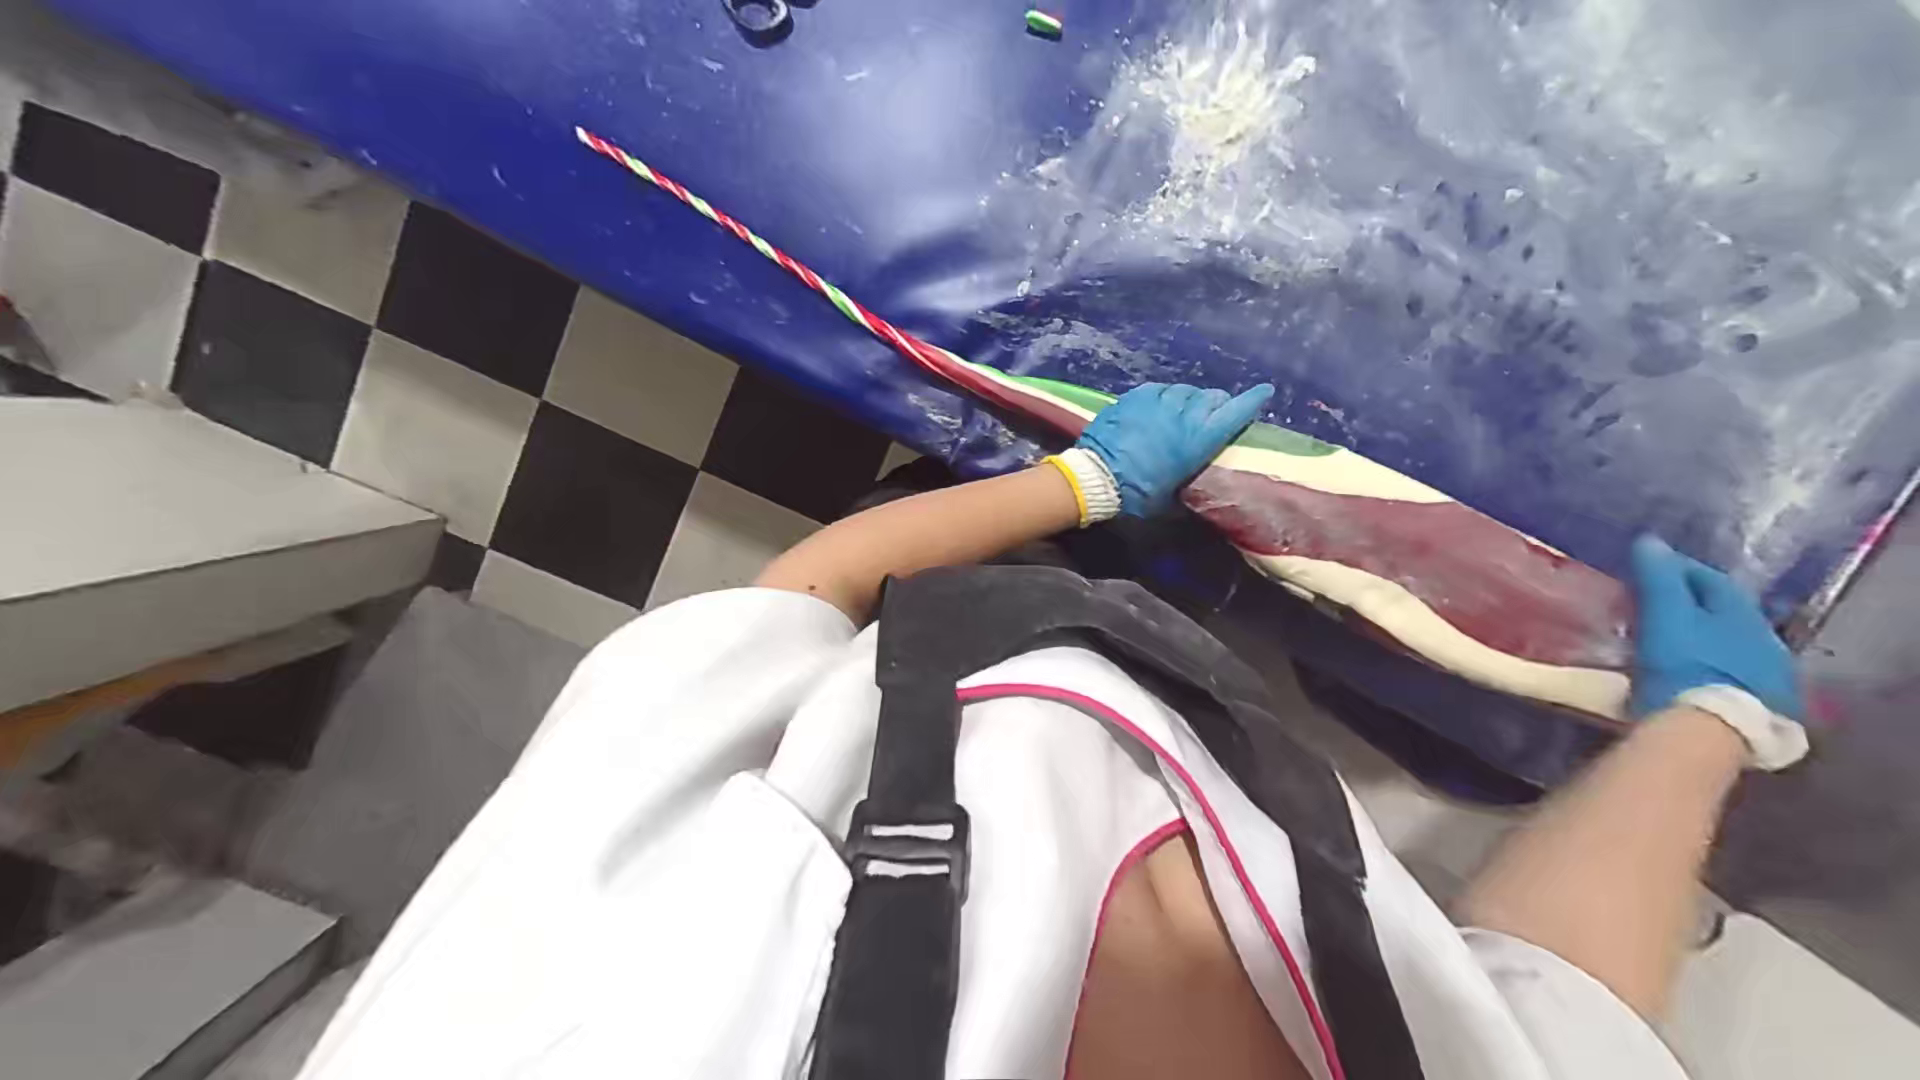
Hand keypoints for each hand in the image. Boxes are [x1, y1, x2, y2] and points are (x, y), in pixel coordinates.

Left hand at [1076, 382, 1274, 516]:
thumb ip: (1189, 486)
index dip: (1253, 399)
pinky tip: (1158, 406)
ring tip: (1181, 411)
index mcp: (1201, 438)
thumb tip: (1194, 491)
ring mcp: (1160, 401)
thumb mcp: (1171, 499)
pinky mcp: (1136, 396)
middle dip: (1216, 404)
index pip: (1237, 411)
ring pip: (1185, 391)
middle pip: (1212, 397)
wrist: (1097, 477)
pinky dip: (1163, 396)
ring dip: (1188, 400)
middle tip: (1210, 414)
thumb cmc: (1137, 494)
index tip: (1263, 391)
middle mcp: (1186, 413)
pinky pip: (1158, 389)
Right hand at [1629, 535, 1802, 719]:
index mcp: (1743, 615)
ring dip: (1691, 631)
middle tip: (1644, 597)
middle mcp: (1762, 640)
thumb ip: (1659, 579)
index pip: (1710, 579)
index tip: (1642, 563)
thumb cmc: (1684, 663)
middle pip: (1719, 610)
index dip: (1676, 567)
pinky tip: (1677, 664)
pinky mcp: (1749, 700)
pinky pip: (1719, 666)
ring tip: (1656, 632)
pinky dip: (1696, 657)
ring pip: (1722, 640)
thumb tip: (1649, 542)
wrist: (1709, 727)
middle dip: (1684, 600)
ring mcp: (1762, 674)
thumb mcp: (1665, 616)